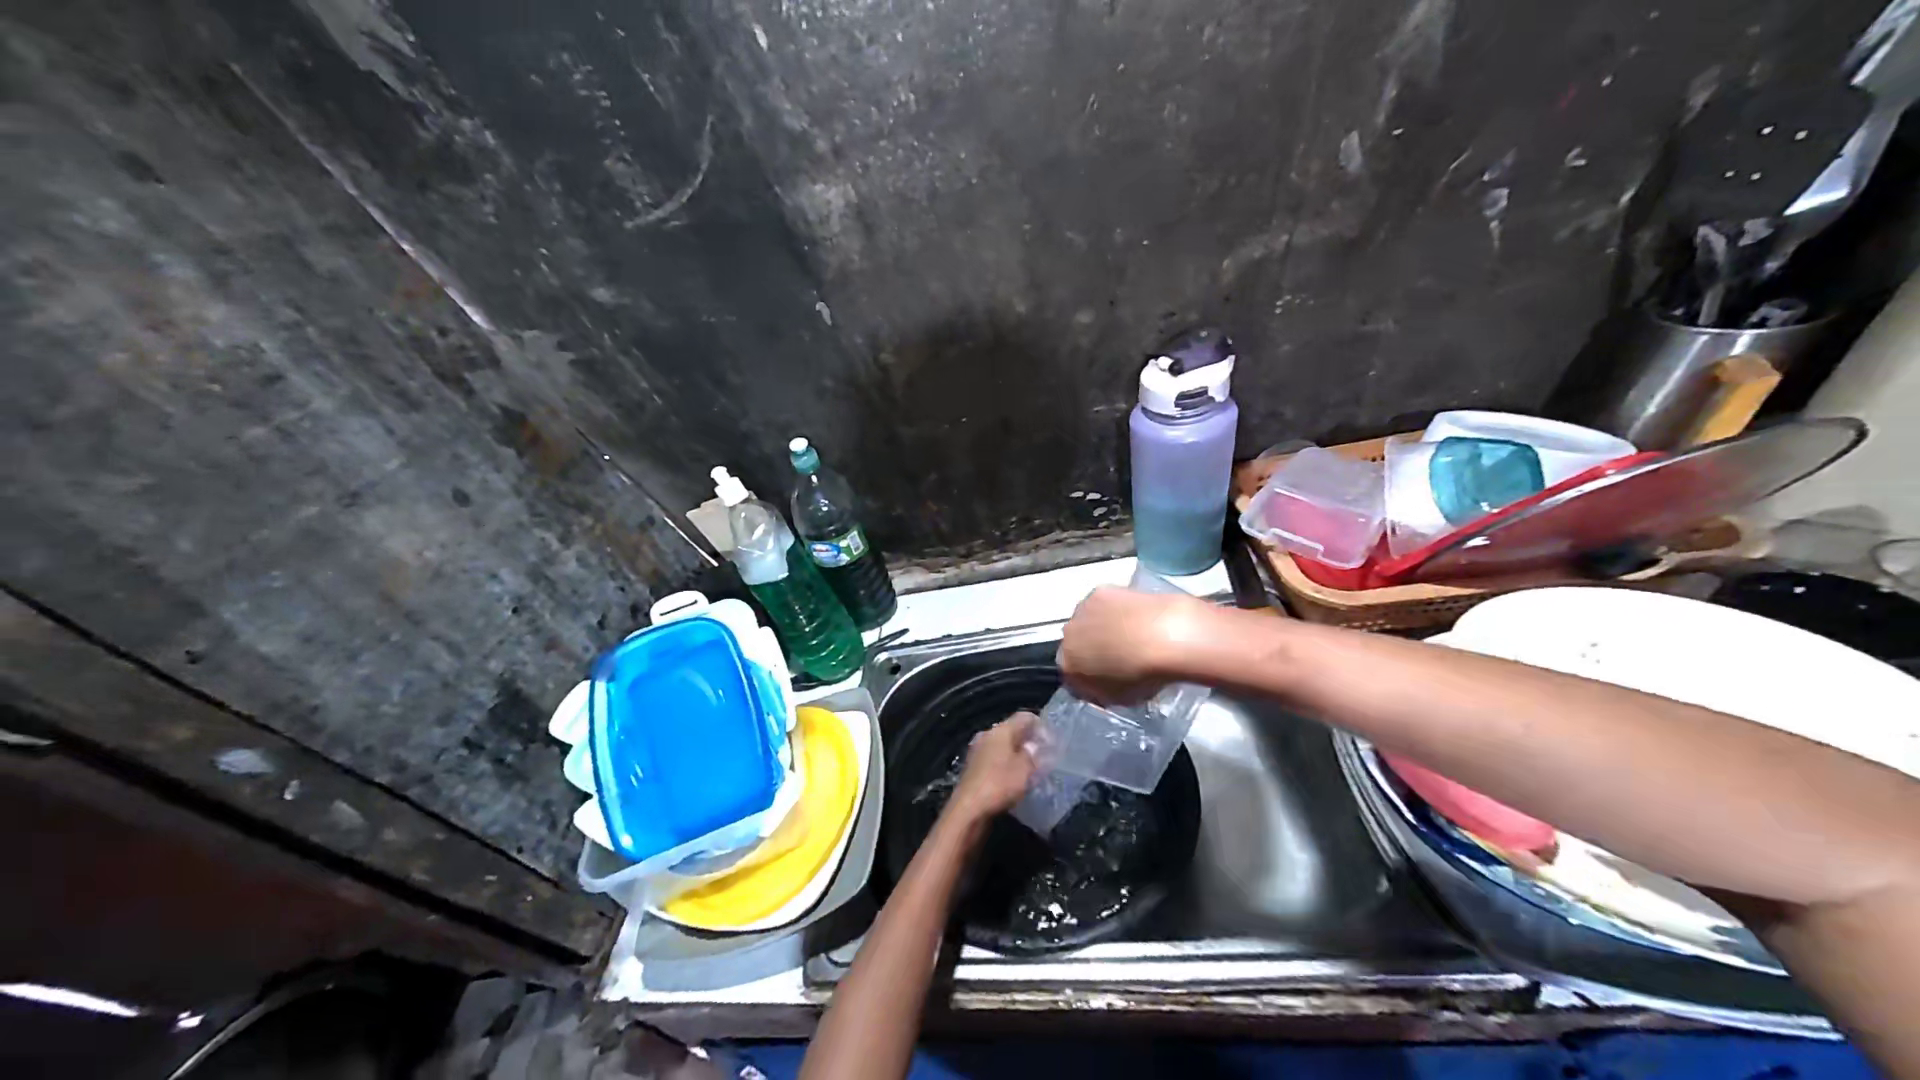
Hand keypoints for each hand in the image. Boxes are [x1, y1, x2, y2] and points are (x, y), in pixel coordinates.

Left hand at [948, 712, 1038, 821]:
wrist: (968, 809)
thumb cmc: (999, 785)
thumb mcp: (1024, 769)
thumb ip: (1033, 754)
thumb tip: (1034, 745)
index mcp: (1000, 730)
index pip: (1024, 717)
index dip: (1040, 726)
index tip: (1051, 742)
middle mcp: (986, 735)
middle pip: (1012, 730)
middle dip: (1028, 740)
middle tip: (1043, 756)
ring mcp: (977, 750)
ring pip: (1002, 745)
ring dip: (1016, 754)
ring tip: (1030, 769)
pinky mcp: (972, 767)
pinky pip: (994, 759)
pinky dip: (1005, 764)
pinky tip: (1013, 778)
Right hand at [1056, 586, 1211, 703]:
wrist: (1165, 637)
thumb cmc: (1145, 675)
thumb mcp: (1122, 699)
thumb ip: (1102, 692)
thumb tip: (1102, 684)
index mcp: (1068, 666)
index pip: (1072, 674)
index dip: (1089, 677)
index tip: (1107, 678)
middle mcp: (1068, 635)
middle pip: (1075, 643)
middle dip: (1091, 648)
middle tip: (1119, 655)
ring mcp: (1082, 611)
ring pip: (1087, 620)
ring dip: (1102, 626)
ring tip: (1131, 633)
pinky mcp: (1100, 591)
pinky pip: (1103, 603)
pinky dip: (1115, 608)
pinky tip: (1136, 615)